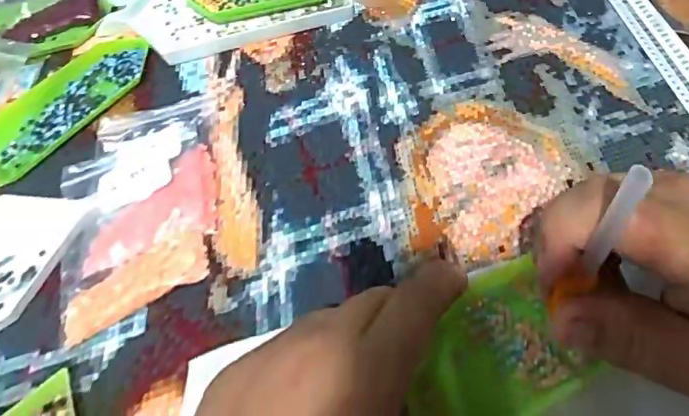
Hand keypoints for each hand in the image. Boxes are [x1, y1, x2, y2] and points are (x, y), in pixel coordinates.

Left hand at [196, 260, 465, 415]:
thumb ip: (408, 404)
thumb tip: (419, 392)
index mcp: (361, 364)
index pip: (414, 300)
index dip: (440, 286)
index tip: (456, 284)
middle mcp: (317, 338)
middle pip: (374, 301)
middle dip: (397, 319)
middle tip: (405, 360)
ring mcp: (270, 348)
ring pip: (329, 320)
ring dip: (349, 341)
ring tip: (347, 388)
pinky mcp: (232, 370)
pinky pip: (286, 346)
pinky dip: (306, 361)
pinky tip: (297, 405)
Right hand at [531, 170, 688, 408]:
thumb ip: (624, 335)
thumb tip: (559, 317)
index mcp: (672, 228)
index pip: (584, 212)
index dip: (553, 251)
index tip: (558, 304)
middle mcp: (666, 188)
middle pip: (584, 195)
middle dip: (561, 245)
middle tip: (572, 305)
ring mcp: (674, 183)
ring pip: (597, 192)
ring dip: (580, 238)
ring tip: (600, 294)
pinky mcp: (680, 189)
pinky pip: (620, 196)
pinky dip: (603, 228)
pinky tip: (626, 271)